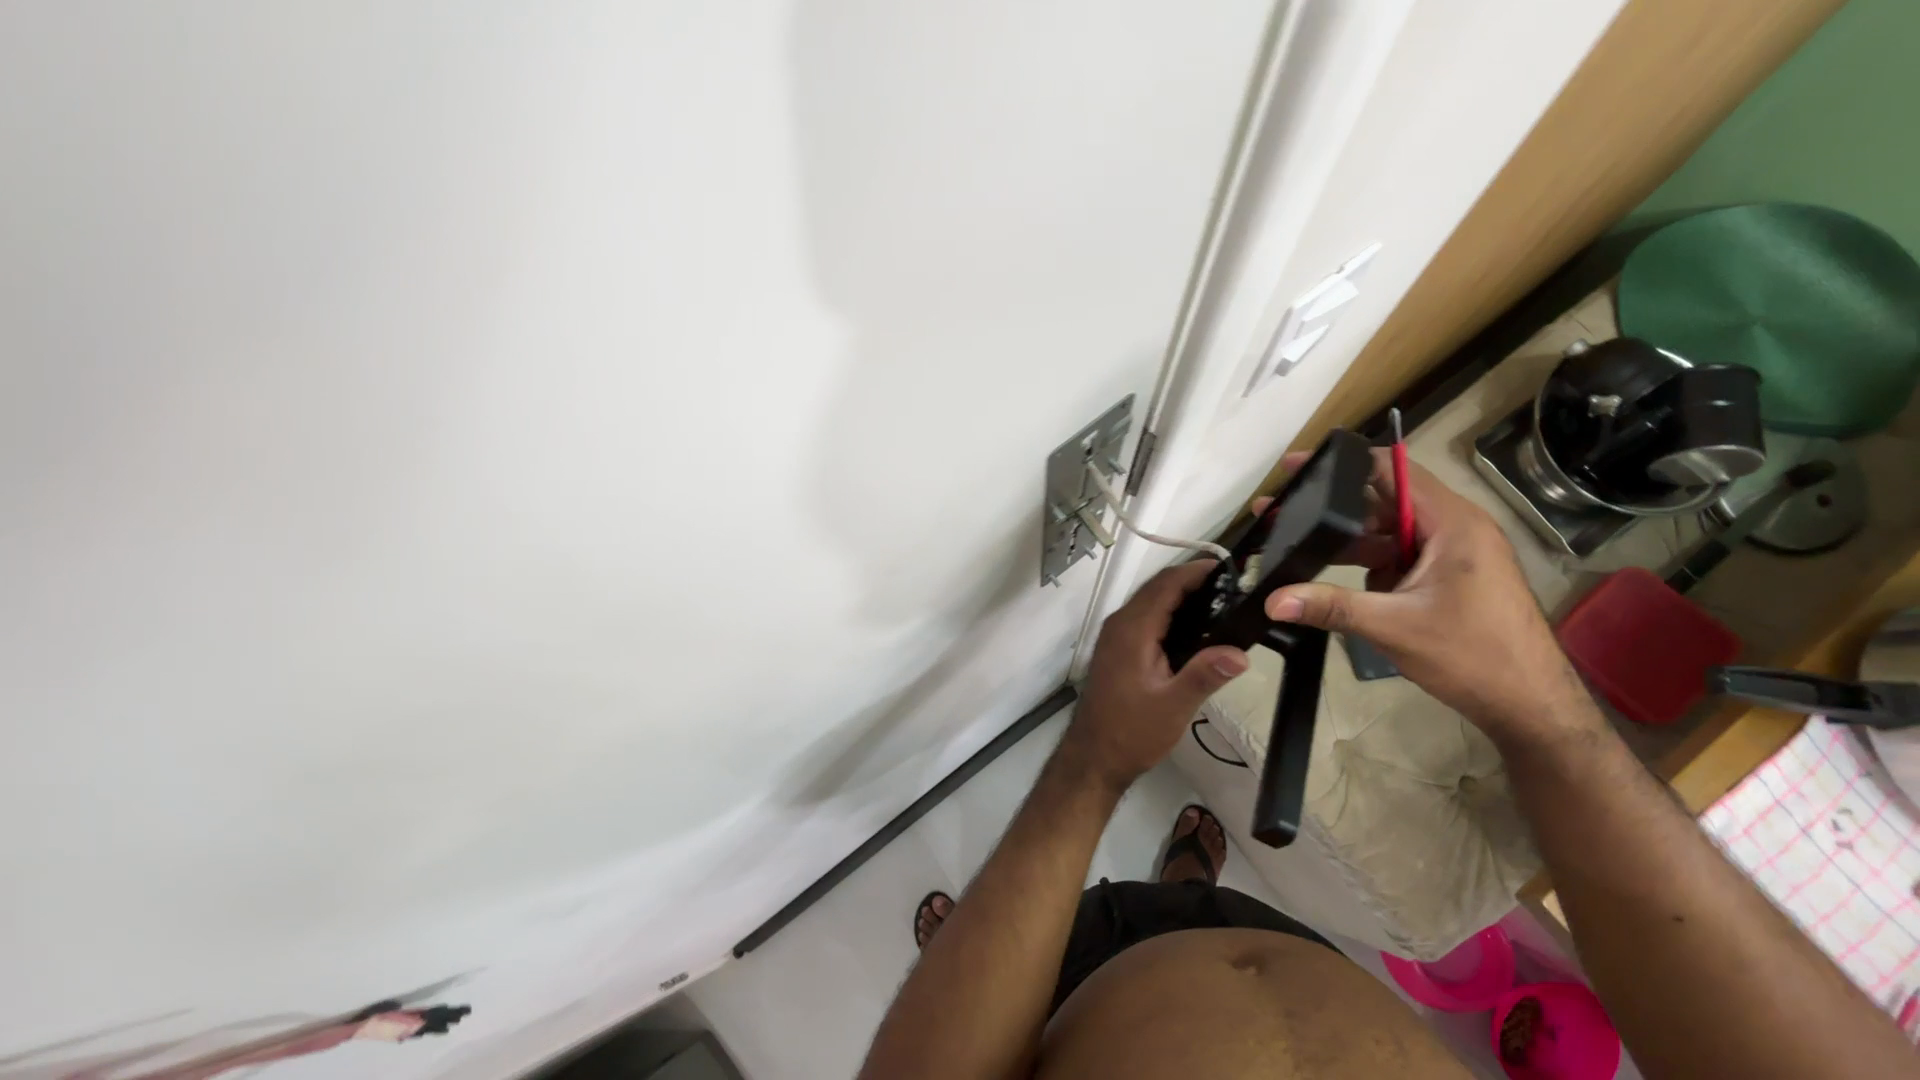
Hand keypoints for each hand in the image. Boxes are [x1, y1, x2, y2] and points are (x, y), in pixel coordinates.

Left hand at [1066, 561, 1250, 787]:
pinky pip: (1145, 618)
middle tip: (1233, 587)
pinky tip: (1195, 629)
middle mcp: (1119, 625)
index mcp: (1132, 630)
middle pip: (1157, 588)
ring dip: (1181, 597)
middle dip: (1192, 582)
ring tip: (1222, 603)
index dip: (1195, 572)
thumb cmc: (1131, 732)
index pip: (1165, 585)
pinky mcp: (1117, 649)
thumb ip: (1204, 676)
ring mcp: (1115, 636)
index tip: (1228, 568)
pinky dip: (1169, 613)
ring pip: (1150, 602)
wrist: (1093, 757)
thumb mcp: (1173, 707)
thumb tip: (1239, 653)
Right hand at [1259, 449, 1596, 742]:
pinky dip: (1375, 567)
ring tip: (1304, 555)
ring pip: (1393, 532)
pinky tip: (1348, 588)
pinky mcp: (1453, 576)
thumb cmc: (1472, 656)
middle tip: (1284, 517)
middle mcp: (1457, 527)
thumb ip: (1330, 606)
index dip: (1342, 464)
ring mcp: (1457, 553)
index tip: (1297, 468)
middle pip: (1386, 500)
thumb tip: (1272, 600)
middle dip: (1336, 510)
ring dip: (1354, 545)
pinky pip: (1404, 556)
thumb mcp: (1392, 627)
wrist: (1530, 704)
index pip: (1392, 469)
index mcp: (1453, 523)